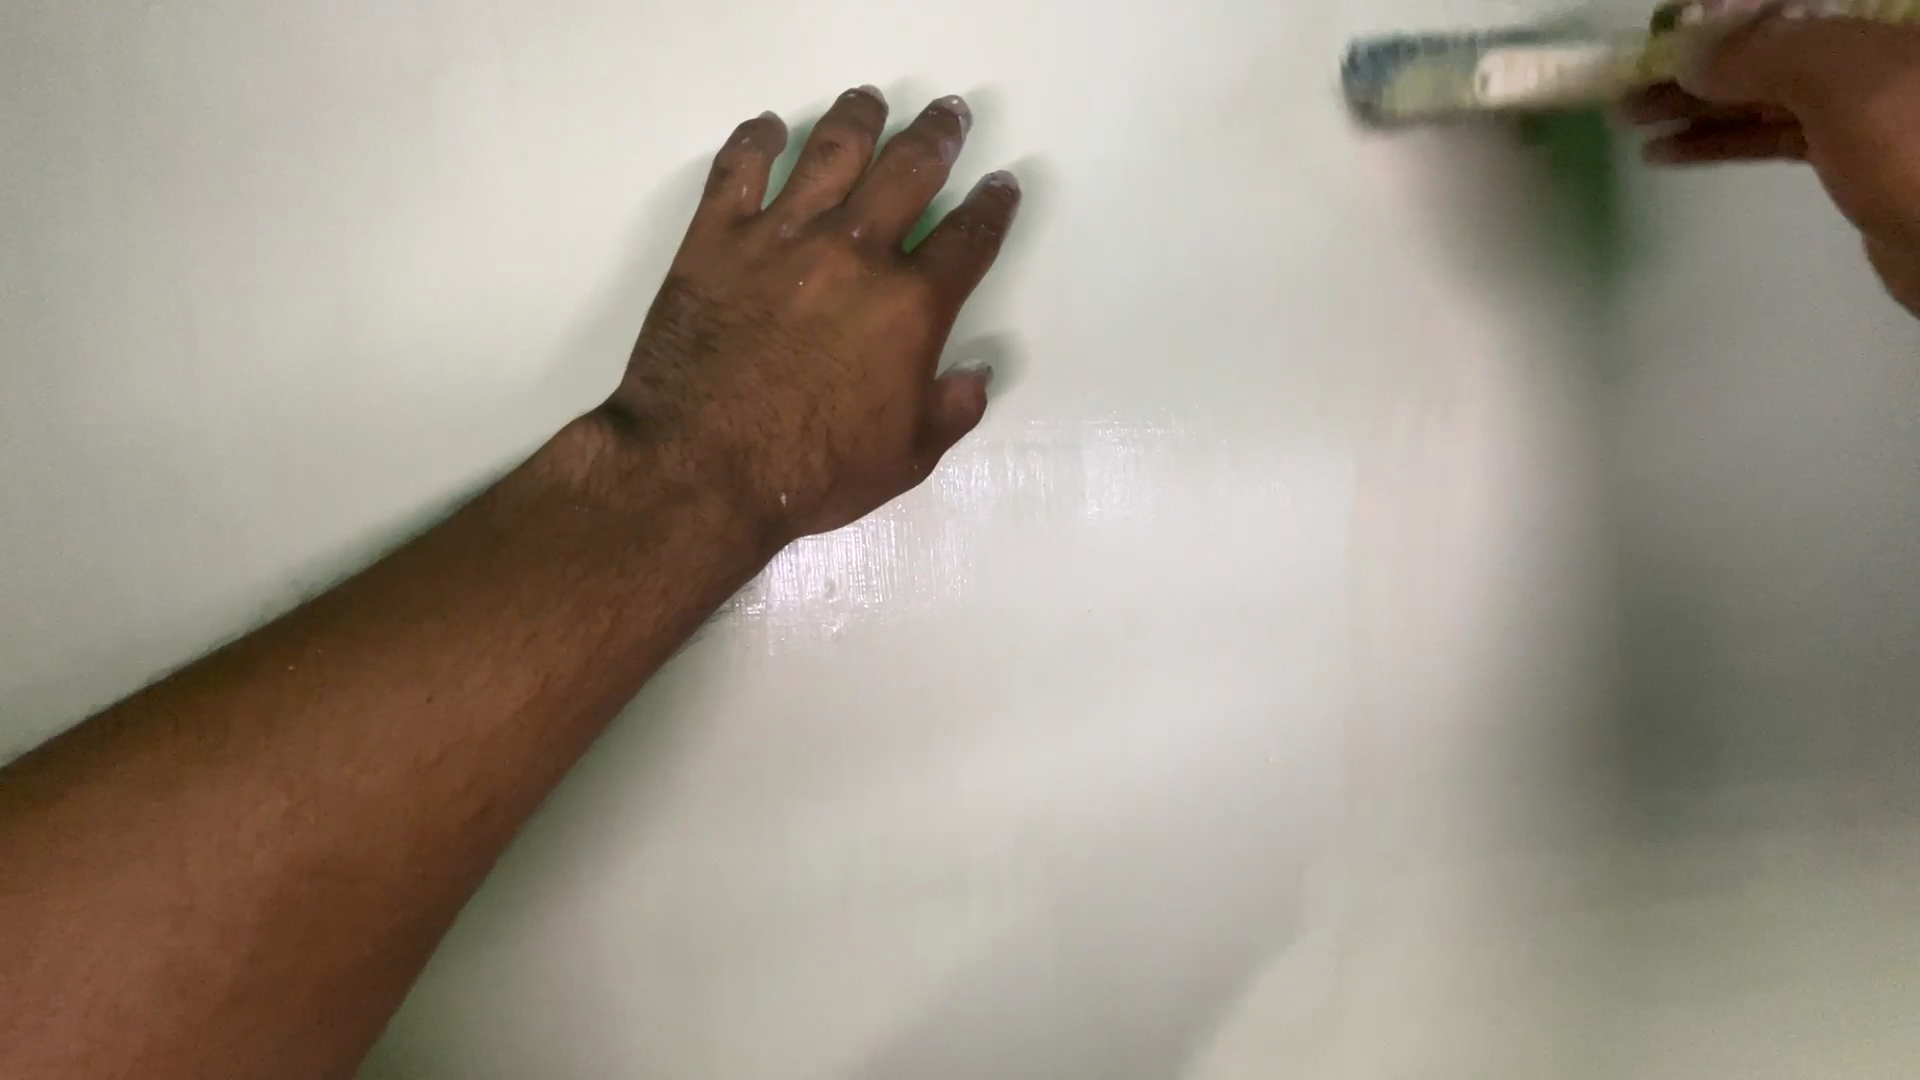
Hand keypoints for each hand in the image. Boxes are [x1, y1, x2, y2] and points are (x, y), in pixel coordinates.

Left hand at [593, 87, 1018, 546]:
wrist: (704, 469)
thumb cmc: (814, 472)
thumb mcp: (907, 459)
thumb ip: (952, 410)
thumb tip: (977, 374)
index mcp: (910, 308)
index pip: (968, 240)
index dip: (992, 208)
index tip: (1000, 187)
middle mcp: (855, 255)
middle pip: (909, 171)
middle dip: (938, 137)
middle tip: (950, 114)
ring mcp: (782, 238)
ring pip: (831, 152)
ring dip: (859, 119)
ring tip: (870, 100)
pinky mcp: (716, 239)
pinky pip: (739, 169)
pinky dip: (755, 141)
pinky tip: (769, 128)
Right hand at [1628, 13, 1919, 315]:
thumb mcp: (1859, 83)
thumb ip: (1773, 53)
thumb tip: (1688, 52)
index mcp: (1909, 6)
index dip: (1732, 4)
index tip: (1667, 27)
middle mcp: (1899, 38)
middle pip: (1787, 34)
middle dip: (1705, 57)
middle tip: (1629, 80)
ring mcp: (1884, 92)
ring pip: (1773, 86)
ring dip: (1698, 104)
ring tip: (1629, 119)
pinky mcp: (1863, 144)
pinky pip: (1777, 131)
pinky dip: (1720, 140)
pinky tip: (1666, 152)